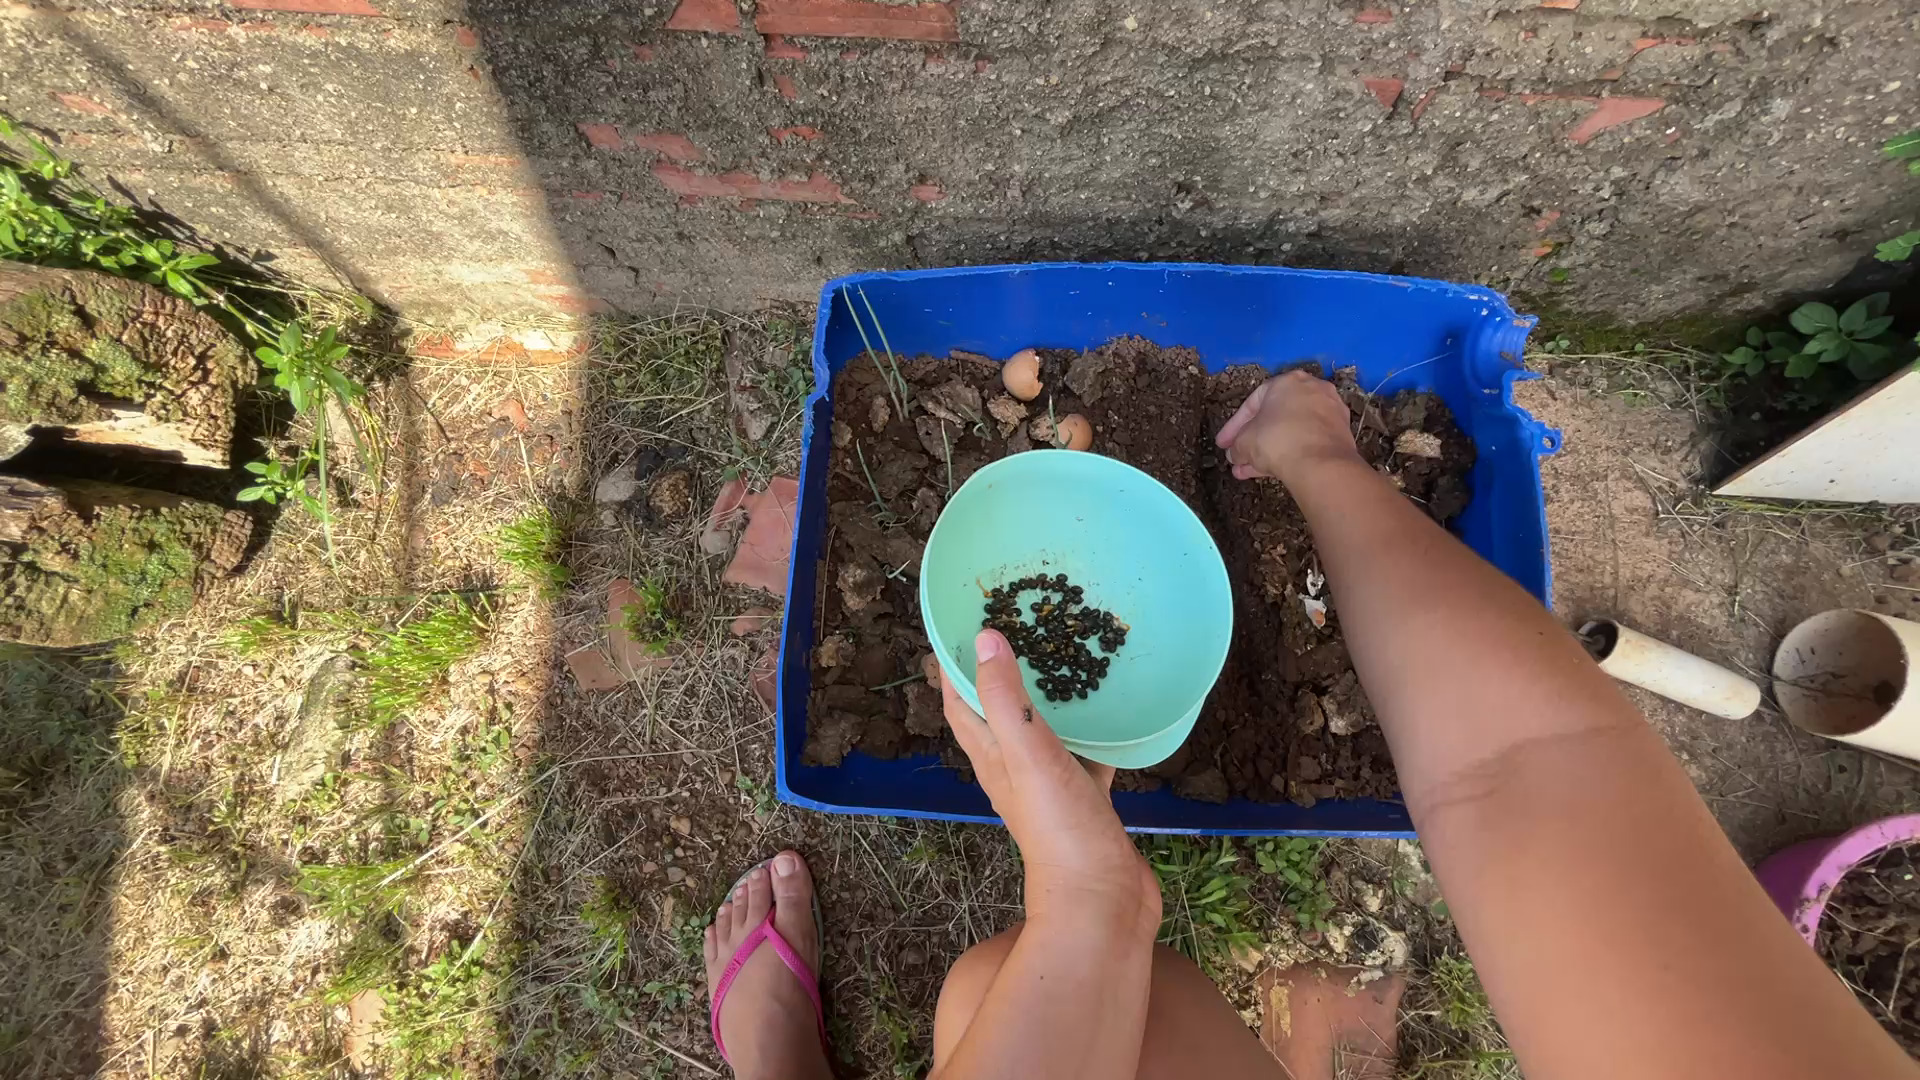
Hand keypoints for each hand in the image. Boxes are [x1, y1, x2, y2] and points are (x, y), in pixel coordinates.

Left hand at [942, 630, 1160, 938]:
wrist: (1103, 899)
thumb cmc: (1058, 825)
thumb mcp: (1026, 752)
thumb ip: (1003, 697)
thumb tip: (984, 638)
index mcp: (990, 754)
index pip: (959, 700)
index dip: (954, 664)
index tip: (963, 623)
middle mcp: (1013, 766)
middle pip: (998, 709)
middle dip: (1003, 669)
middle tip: (1024, 628)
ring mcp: (1049, 783)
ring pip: (1043, 728)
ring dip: (1048, 695)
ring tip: (1067, 654)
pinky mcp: (1084, 796)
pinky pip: (1085, 751)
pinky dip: (1094, 728)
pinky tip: (1114, 707)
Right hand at [1214, 369, 1361, 482]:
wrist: (1321, 463)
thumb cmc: (1277, 440)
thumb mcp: (1244, 442)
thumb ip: (1236, 445)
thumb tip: (1236, 454)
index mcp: (1286, 382)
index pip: (1252, 403)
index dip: (1233, 428)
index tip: (1223, 444)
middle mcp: (1311, 389)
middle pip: (1273, 417)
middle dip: (1252, 440)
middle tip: (1237, 456)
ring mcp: (1329, 411)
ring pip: (1290, 431)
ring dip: (1267, 450)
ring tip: (1248, 470)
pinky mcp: (1339, 433)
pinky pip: (1305, 440)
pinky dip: (1288, 452)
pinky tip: (1270, 470)